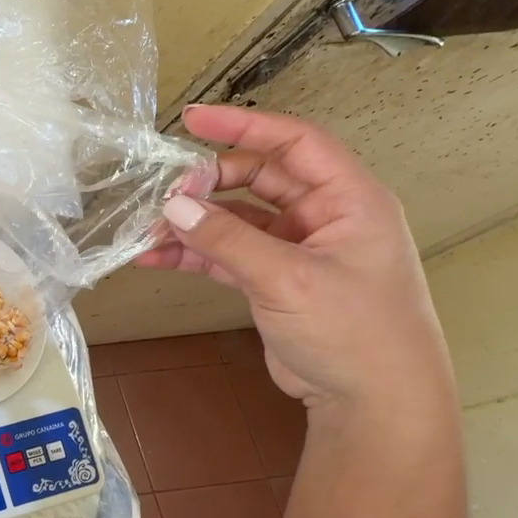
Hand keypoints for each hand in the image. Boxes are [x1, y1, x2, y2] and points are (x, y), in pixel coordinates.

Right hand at [134, 105, 452, 413]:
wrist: (371, 397)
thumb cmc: (353, 330)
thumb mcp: (288, 279)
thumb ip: (228, 240)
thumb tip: (173, 206)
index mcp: (348, 200)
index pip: (294, 143)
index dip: (244, 127)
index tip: (192, 119)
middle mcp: (323, 217)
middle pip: (258, 179)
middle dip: (207, 184)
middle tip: (162, 197)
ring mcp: (296, 250)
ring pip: (235, 220)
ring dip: (193, 224)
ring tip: (146, 232)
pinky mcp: (273, 281)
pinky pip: (226, 255)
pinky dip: (193, 255)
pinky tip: (156, 259)